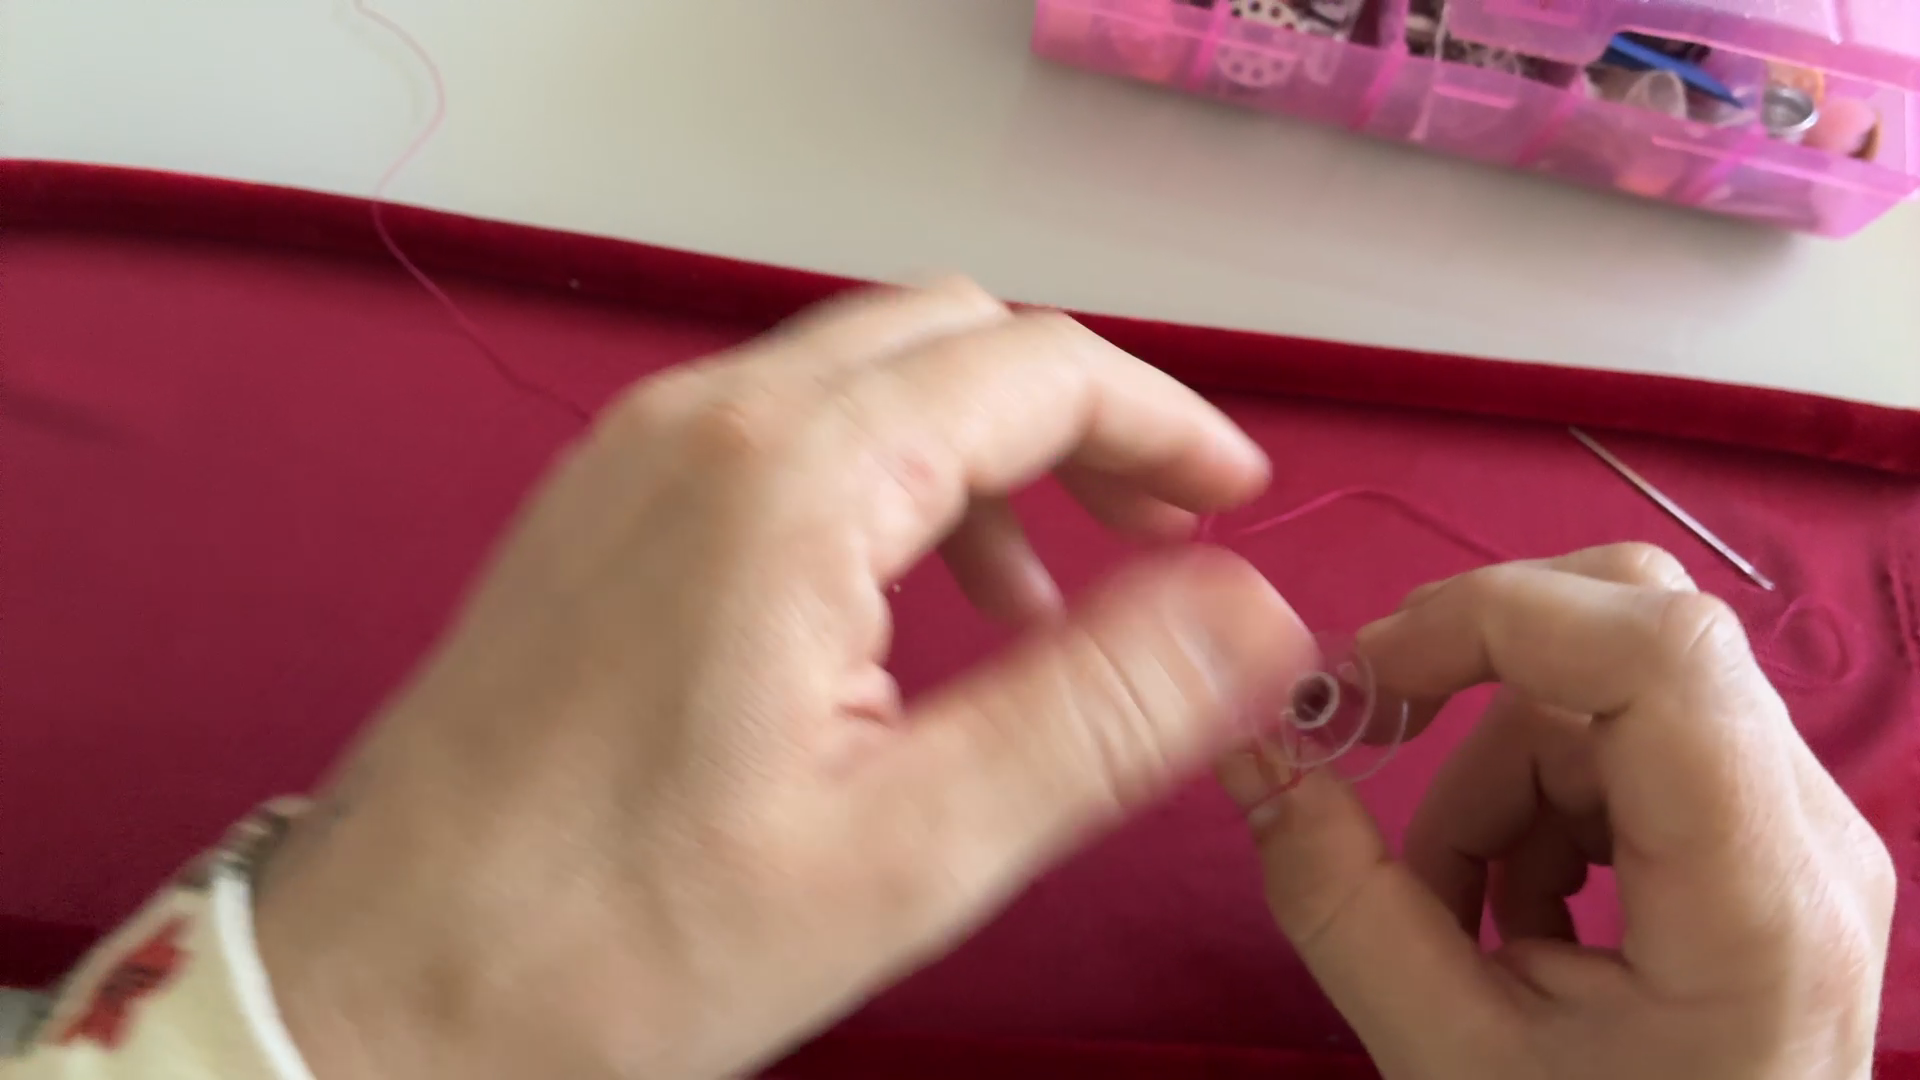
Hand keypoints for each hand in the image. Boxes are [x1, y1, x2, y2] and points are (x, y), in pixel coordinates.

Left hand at [252, 279, 1314, 1079]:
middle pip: (960, 341)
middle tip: (1157, 524)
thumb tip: (1258, 618)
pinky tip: (912, 596)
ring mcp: (651, 442)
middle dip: (1082, 419)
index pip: (1035, 370)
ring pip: (880, 374)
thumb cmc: (632, 941)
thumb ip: (1101, 713)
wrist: (381, 988)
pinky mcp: (623, 491)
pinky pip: (802, 427)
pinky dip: (898, 478)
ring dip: (990, 448)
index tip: (1231, 491)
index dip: (1161, 421)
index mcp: (790, 475)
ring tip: (1040, 585)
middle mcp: (711, 414)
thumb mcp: (911, 847)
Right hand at [1221, 545, 1894, 1078]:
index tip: (1370, 671)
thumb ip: (1327, 886)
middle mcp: (1793, 822)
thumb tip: (1248, 743)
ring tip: (1441, 885)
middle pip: (1633, 618)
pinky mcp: (1729, 814)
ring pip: (1584, 682)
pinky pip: (1585, 731)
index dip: (1489, 616)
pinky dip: (1504, 783)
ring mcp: (1770, 811)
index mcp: (1754, 895)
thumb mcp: (1431, 1040)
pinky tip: (1497, 887)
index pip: (1656, 656)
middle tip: (1377, 708)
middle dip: (1472, 642)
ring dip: (1476, 758)